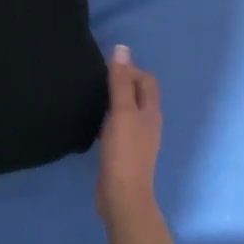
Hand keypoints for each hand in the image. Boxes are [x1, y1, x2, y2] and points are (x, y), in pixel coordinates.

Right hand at [96, 43, 162, 217]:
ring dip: (113, 104)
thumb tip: (122, 49)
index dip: (130, 70)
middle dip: (121, 85)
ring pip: (127, 113)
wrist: (122, 195)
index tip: (105, 69)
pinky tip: (92, 126)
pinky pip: (117, 130)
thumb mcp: (121, 113)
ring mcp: (137, 140)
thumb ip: (119, 83)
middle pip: (138, 96)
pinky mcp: (124, 154)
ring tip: (92, 101)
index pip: (146, 80)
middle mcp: (148, 123)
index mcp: (151, 111)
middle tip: (95, 83)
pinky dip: (107, 122)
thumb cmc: (124, 152)